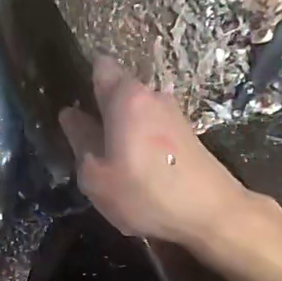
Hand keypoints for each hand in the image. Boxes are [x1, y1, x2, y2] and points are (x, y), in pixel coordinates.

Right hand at [58, 57, 257, 246]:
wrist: (211, 213)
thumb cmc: (146, 193)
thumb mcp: (97, 177)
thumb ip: (81, 141)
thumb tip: (71, 116)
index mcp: (126, 98)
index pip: (100, 67)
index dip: (84, 82)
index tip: (75, 108)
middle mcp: (152, 95)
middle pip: (120, 92)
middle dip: (103, 112)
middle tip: (89, 145)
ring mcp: (174, 113)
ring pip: (137, 113)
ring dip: (124, 131)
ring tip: (115, 163)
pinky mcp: (188, 134)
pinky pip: (153, 129)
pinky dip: (143, 144)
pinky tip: (141, 172)